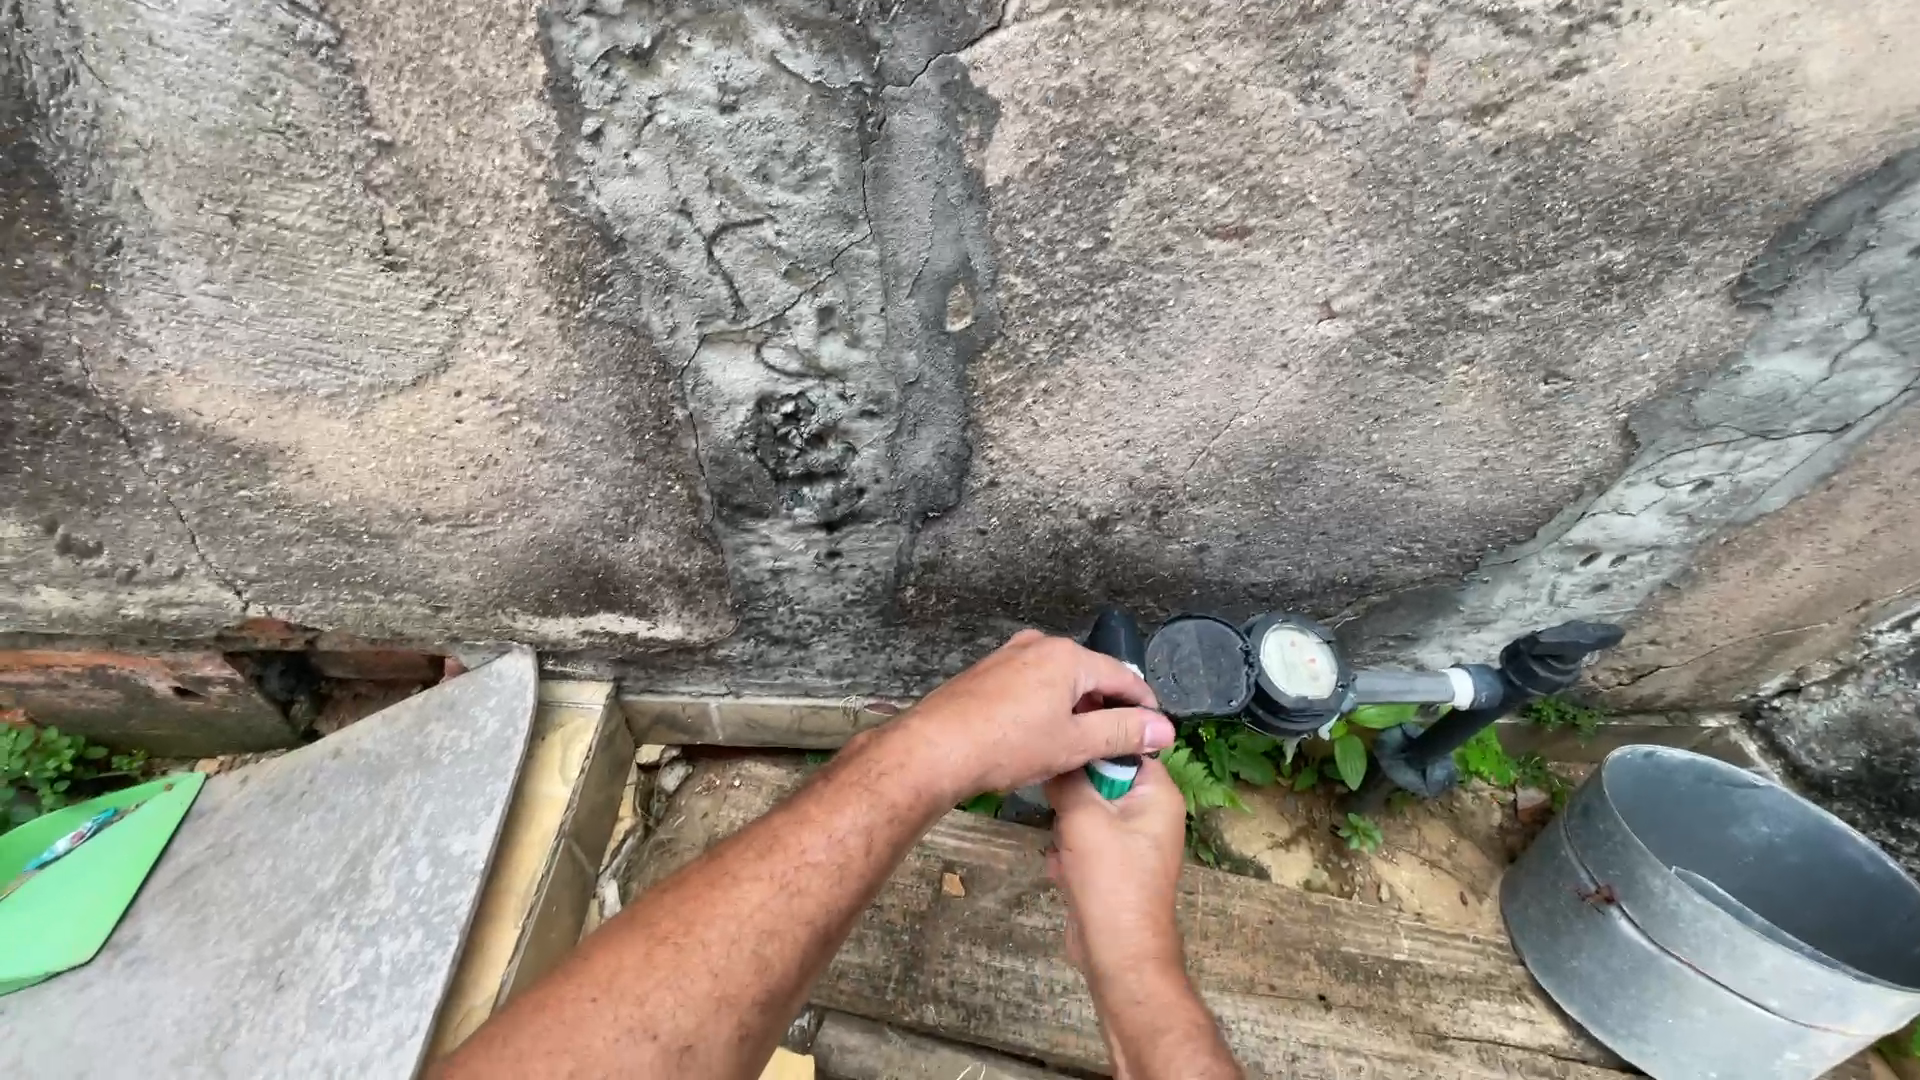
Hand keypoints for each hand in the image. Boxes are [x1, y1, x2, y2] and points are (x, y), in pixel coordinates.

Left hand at [902, 630, 1172, 797]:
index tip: (1155, 731)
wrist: (935, 748)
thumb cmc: (1007, 745)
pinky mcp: (988, 671)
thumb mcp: (1074, 743)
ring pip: (1059, 680)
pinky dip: (1047, 705)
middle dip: (1107, 707)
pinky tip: (1040, 735)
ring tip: (1080, 745)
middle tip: (1118, 745)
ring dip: (1075, 708)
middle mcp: (1038, 645)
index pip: (1122, 676)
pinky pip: (1032, 684)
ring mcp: (1009, 655)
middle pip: (1090, 674)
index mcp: (1067, 656)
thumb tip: (1163, 729)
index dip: (1143, 706)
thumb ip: (1122, 732)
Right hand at [1044, 758, 1188, 983]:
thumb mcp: (1081, 815)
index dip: (1092, 740)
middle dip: (1074, 793)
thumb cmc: (1109, 878)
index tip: (1060, 741)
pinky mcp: (1115, 864)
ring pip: (1088, 809)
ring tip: (1062, 841)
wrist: (1118, 954)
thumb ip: (1067, 777)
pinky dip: (1070, 849)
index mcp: (1158, 793)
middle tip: (1057, 801)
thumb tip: (1053, 749)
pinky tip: (1063, 867)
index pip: (1125, 744)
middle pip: (1102, 777)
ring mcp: (1133, 840)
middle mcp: (1151, 812)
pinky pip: (1086, 838)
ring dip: (1067, 824)